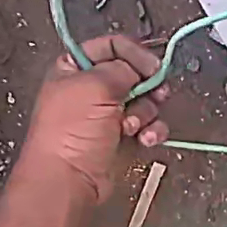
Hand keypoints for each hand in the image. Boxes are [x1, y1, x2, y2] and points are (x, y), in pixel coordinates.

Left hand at [22, 36, 167, 203]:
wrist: (70, 179)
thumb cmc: (72, 130)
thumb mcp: (95, 87)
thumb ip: (122, 68)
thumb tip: (142, 68)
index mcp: (77, 69)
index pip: (111, 47)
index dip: (133, 53)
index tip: (151, 66)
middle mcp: (94, 89)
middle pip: (135, 74)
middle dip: (147, 85)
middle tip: (156, 93)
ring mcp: (111, 114)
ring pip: (146, 101)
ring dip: (147, 113)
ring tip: (133, 127)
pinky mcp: (126, 137)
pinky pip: (150, 126)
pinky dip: (152, 131)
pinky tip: (144, 140)